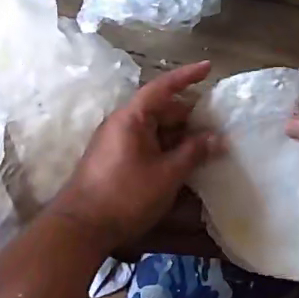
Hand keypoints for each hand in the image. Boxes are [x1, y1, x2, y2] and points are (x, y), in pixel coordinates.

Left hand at [49, 61, 216, 254]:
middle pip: (162, 109)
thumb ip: (194, 152)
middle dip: (190, 114)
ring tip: (209, 143)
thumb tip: (218, 138)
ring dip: (181, 134)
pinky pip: (148, 143)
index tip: (208, 67)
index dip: (187, 76)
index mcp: (132, 118)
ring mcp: (117, 142)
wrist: (80, 230)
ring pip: (156, 128)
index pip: (163, 87)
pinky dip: (169, 147)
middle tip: (218, 122)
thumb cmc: (125, 195)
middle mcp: (123, 124)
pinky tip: (187, 160)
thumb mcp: (167, 174)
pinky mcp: (116, 160)